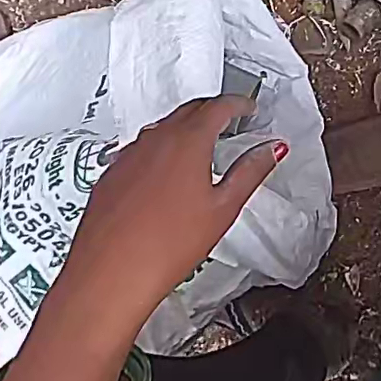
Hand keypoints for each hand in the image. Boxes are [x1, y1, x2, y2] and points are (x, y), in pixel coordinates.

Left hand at [62, 95, 285, 335]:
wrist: (108, 277)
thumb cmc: (164, 247)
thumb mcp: (224, 208)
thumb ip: (251, 171)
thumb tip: (272, 149)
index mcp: (187, 142)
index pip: (219, 106)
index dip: (239, 103)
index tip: (249, 107)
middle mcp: (155, 140)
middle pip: (190, 110)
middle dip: (214, 109)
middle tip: (232, 118)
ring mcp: (128, 156)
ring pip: (163, 127)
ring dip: (186, 127)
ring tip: (203, 145)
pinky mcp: (111, 175)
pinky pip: (140, 148)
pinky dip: (160, 149)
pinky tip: (167, 174)